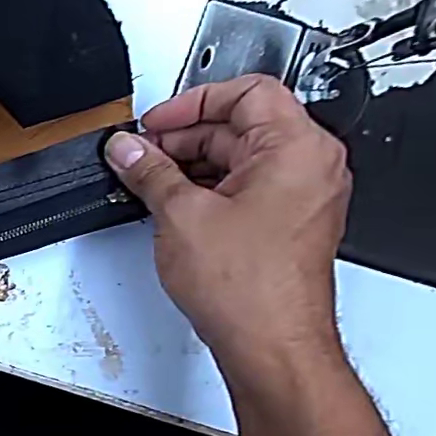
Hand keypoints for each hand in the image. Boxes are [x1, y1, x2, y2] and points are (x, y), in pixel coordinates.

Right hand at [102, 74, 349, 377]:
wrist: (269, 341)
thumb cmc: (250, 287)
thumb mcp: (180, 215)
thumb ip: (149, 172)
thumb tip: (127, 149)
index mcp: (297, 149)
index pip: (246, 93)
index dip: (191, 103)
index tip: (154, 123)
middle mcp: (308, 167)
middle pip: (237, 126)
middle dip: (181, 138)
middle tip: (138, 155)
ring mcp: (298, 196)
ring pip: (236, 158)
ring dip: (188, 165)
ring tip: (145, 182)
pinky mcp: (282, 222)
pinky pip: (240, 186)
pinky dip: (203, 188)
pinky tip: (168, 204)